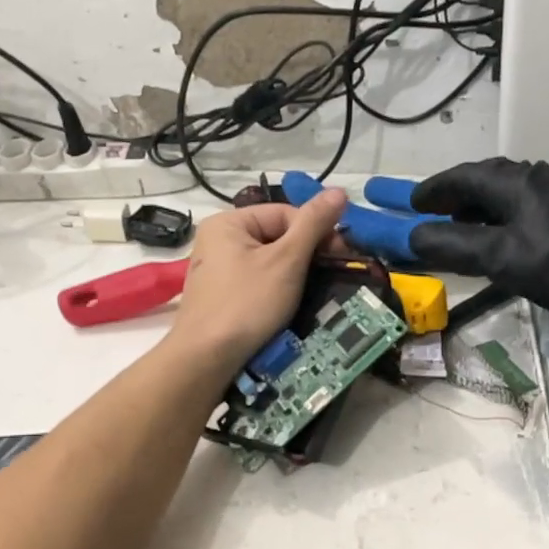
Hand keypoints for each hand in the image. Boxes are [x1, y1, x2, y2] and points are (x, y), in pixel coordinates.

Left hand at [171, 190, 346, 364]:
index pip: (286, 214)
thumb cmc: (247, 303)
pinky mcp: (221, 295)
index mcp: (229, 222)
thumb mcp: (287, 260)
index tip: (341, 255)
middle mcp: (218, 240)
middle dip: (307, 254)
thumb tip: (340, 190)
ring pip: (269, 261)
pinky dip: (278, 289)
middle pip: (277, 236)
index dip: (317, 231)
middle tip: (333, 274)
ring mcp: (217, 269)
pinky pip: (258, 281)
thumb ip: (314, 224)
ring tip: (316, 291)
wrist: (207, 358)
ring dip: (296, 274)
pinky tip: (290, 305)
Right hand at [408, 159, 548, 341]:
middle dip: (456, 197)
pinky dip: (507, 217)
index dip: (434, 190)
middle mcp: (538, 177)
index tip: (411, 203)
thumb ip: (460, 247)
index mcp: (516, 183)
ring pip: (509, 193)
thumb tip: (415, 236)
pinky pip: (530, 205)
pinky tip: (511, 239)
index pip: (462, 177)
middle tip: (436, 217)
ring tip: (468, 231)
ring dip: (483, 208)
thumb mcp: (508, 261)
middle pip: (486, 180)